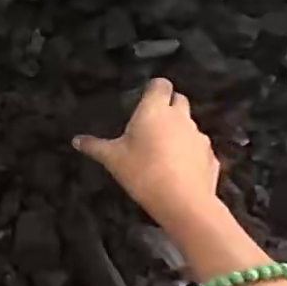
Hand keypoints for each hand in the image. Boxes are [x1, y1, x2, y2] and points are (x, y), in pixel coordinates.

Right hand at [74, 78, 220, 229]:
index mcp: (154, 111)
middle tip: (149, 121)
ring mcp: (198, 136)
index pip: (161, 84)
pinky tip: (175, 166)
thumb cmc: (141, 171)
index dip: (153, 88)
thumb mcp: (110, 158)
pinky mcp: (210, 155)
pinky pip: (196, 145)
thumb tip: (76, 140)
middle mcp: (180, 118)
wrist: (182, 201)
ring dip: (176, 129)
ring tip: (160, 147)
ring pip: (188, 124)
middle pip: (179, 99)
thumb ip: (93, 146)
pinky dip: (187, 149)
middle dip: (167, 104)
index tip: (143, 97)